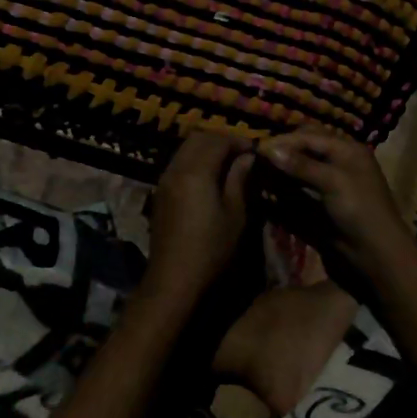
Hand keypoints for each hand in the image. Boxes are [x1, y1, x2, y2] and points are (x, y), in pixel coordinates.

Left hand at [146, 132, 254, 296]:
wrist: (174, 279)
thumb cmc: (211, 248)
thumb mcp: (235, 213)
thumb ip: (239, 179)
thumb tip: (248, 157)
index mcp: (196, 172)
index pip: (218, 141)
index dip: (238, 141)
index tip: (256, 150)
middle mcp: (176, 169)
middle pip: (197, 139)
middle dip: (221, 140)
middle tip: (242, 153)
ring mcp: (164, 181)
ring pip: (185, 149)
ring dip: (207, 149)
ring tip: (228, 164)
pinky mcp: (160, 193)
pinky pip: (179, 164)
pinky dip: (195, 161)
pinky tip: (211, 178)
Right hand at [258, 129, 414, 273]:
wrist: (376, 256)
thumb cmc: (361, 211)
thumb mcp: (334, 182)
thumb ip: (301, 165)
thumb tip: (268, 149)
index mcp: (347, 151)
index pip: (309, 136)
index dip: (283, 141)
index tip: (256, 149)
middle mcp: (337, 164)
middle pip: (303, 150)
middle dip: (280, 153)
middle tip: (255, 160)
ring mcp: (327, 187)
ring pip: (298, 172)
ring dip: (278, 172)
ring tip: (255, 174)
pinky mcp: (319, 209)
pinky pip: (296, 194)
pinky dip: (282, 191)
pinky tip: (265, 193)